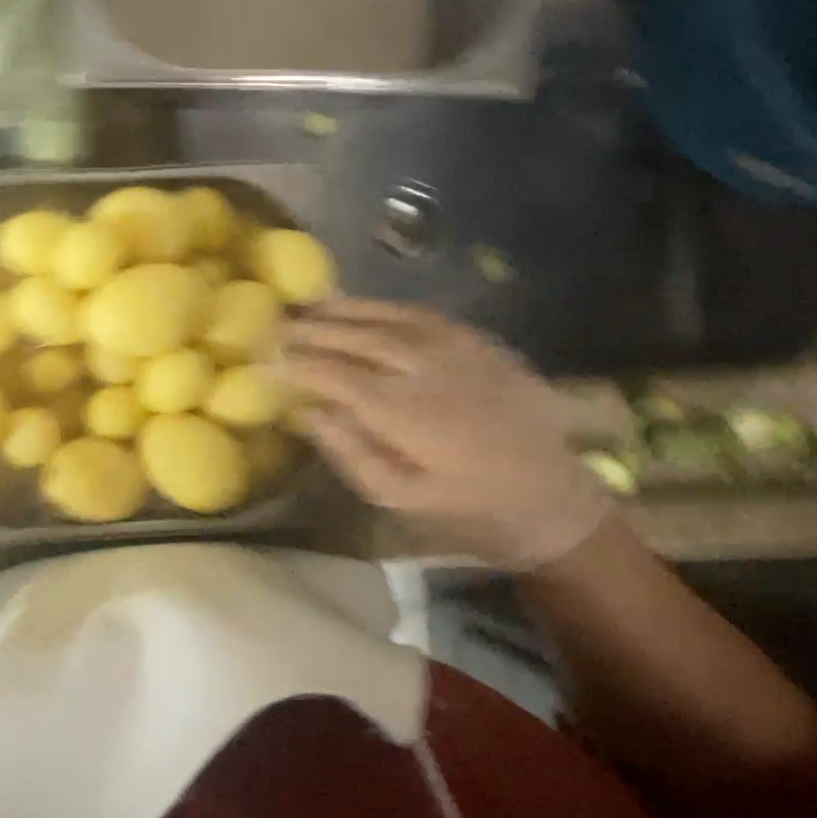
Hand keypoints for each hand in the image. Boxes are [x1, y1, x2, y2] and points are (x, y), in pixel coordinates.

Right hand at [276, 299, 611, 569]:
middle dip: (311, 330)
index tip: (262, 359)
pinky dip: (385, 308)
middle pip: (357, 338)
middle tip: (273, 324)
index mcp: (406, 412)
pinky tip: (362, 308)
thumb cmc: (468, 510)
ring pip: (389, 317)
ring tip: (306, 307)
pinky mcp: (482, 344)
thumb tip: (308, 410)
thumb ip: (349, 451)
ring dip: (343, 310)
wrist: (554, 501)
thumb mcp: (399, 499)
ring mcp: (460, 350)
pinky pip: (424, 315)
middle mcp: (429, 370)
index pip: (335, 375)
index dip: (295, 364)